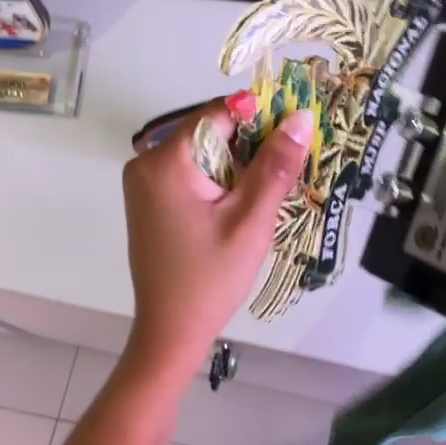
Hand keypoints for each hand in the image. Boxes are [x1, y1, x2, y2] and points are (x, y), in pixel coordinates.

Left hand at [122, 100, 313, 362]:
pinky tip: (242, 209)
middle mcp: (146, 163)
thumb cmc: (211, 278)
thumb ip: (275, 166)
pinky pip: (193, 175)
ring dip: (239, 168)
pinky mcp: (151, 202)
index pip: (220, 114)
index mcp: (165, 161)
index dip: (261, 119)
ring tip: (266, 198)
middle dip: (251, 148)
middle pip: (211, 133)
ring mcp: (145, 184)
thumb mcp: (251, 220)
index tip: (294, 137)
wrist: (172, 330)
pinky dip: (221, 183)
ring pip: (205, 155)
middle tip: (285, 176)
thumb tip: (300, 117)